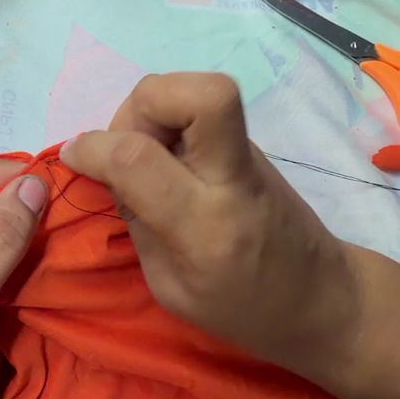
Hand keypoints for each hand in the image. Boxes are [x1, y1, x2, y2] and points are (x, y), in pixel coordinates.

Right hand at [61, 73, 361, 374]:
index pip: (137, 158)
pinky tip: (169, 155)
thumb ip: (136, 220)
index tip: (74, 157)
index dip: (92, 148)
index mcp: (205, 227)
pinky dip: (168, 116)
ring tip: (148, 151)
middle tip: (128, 146)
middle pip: (196, 95)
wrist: (325, 301)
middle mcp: (232, 178)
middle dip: (140, 106)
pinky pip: (199, 104)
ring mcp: (250, 153)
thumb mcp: (169, 287)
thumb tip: (104, 167)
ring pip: (196, 87)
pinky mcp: (252, 142)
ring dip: (153, 108)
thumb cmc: (243, 311)